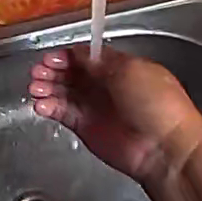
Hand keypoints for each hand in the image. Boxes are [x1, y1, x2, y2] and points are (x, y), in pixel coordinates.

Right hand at [28, 48, 201, 183]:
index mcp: (119, 68)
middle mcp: (104, 86)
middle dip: (51, 70)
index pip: (86, 57)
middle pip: (69, 73)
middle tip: (38, 72)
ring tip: (35, 89)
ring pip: (61, 92)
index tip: (51, 58)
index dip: (67, 56)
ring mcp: (93, 107)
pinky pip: (60, 113)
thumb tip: (78, 52)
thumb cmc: (156, 104)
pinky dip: (48, 107)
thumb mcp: (130, 71)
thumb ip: (99, 60)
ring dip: (46, 87)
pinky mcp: (83, 127)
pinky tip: (41, 106)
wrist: (166, 148)